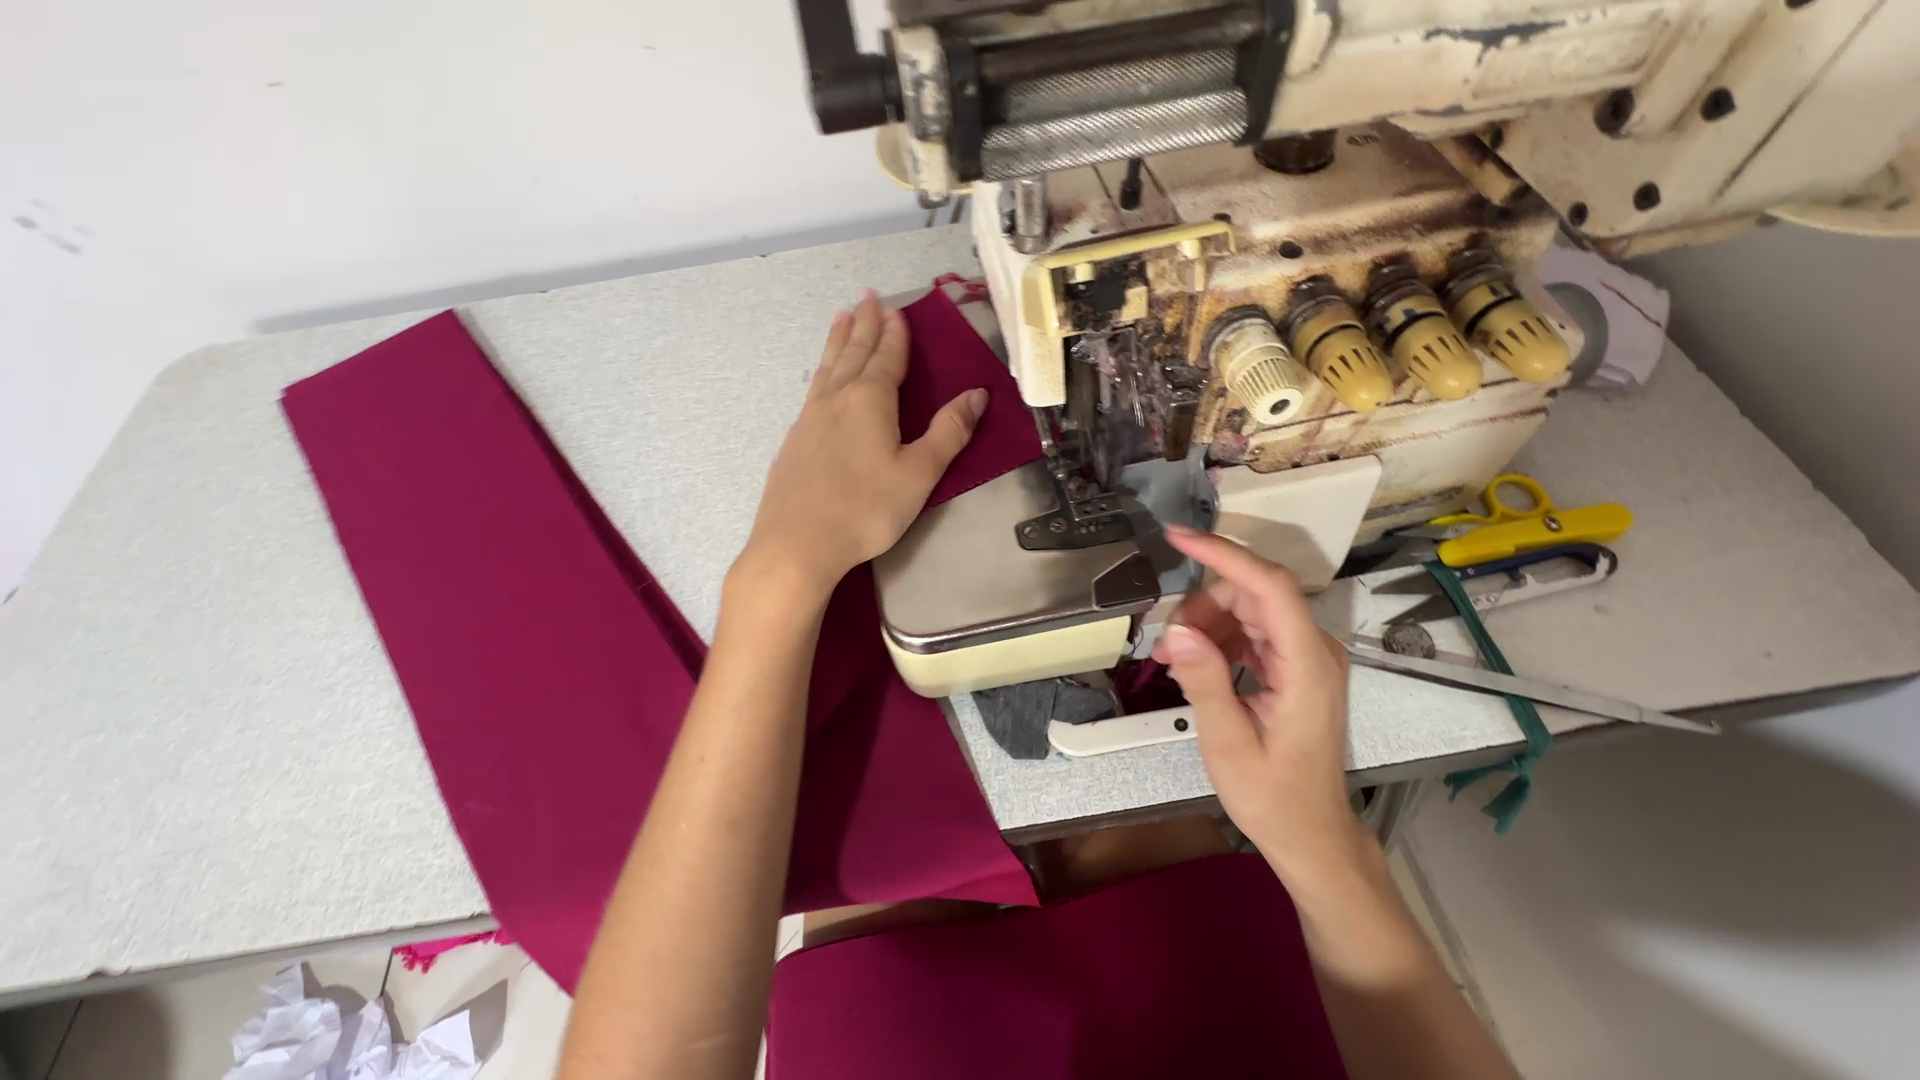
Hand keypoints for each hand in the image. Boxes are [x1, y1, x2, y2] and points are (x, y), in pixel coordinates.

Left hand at [736, 289, 986, 600]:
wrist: (796, 544)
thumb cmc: (865, 510)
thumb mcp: (919, 474)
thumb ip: (948, 432)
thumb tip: (976, 395)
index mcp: (870, 400)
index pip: (886, 358)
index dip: (895, 334)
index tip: (896, 309)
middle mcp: (836, 399)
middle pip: (853, 353)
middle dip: (865, 324)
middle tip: (867, 296)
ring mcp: (809, 419)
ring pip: (827, 367)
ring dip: (838, 340)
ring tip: (842, 317)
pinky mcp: (794, 441)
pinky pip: (813, 389)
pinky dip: (822, 370)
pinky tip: (822, 379)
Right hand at [1150, 526, 1367, 882]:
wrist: (1311, 833)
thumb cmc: (1272, 796)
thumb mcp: (1227, 742)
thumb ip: (1204, 681)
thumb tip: (1176, 631)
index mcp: (1307, 664)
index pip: (1269, 586)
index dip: (1223, 554)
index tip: (1177, 537)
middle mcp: (1315, 650)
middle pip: (1254, 595)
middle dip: (1202, 607)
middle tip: (1163, 645)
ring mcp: (1309, 658)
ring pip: (1250, 611)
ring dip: (1207, 626)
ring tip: (1172, 662)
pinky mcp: (1298, 668)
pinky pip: (1255, 633)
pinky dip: (1221, 641)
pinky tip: (1195, 666)